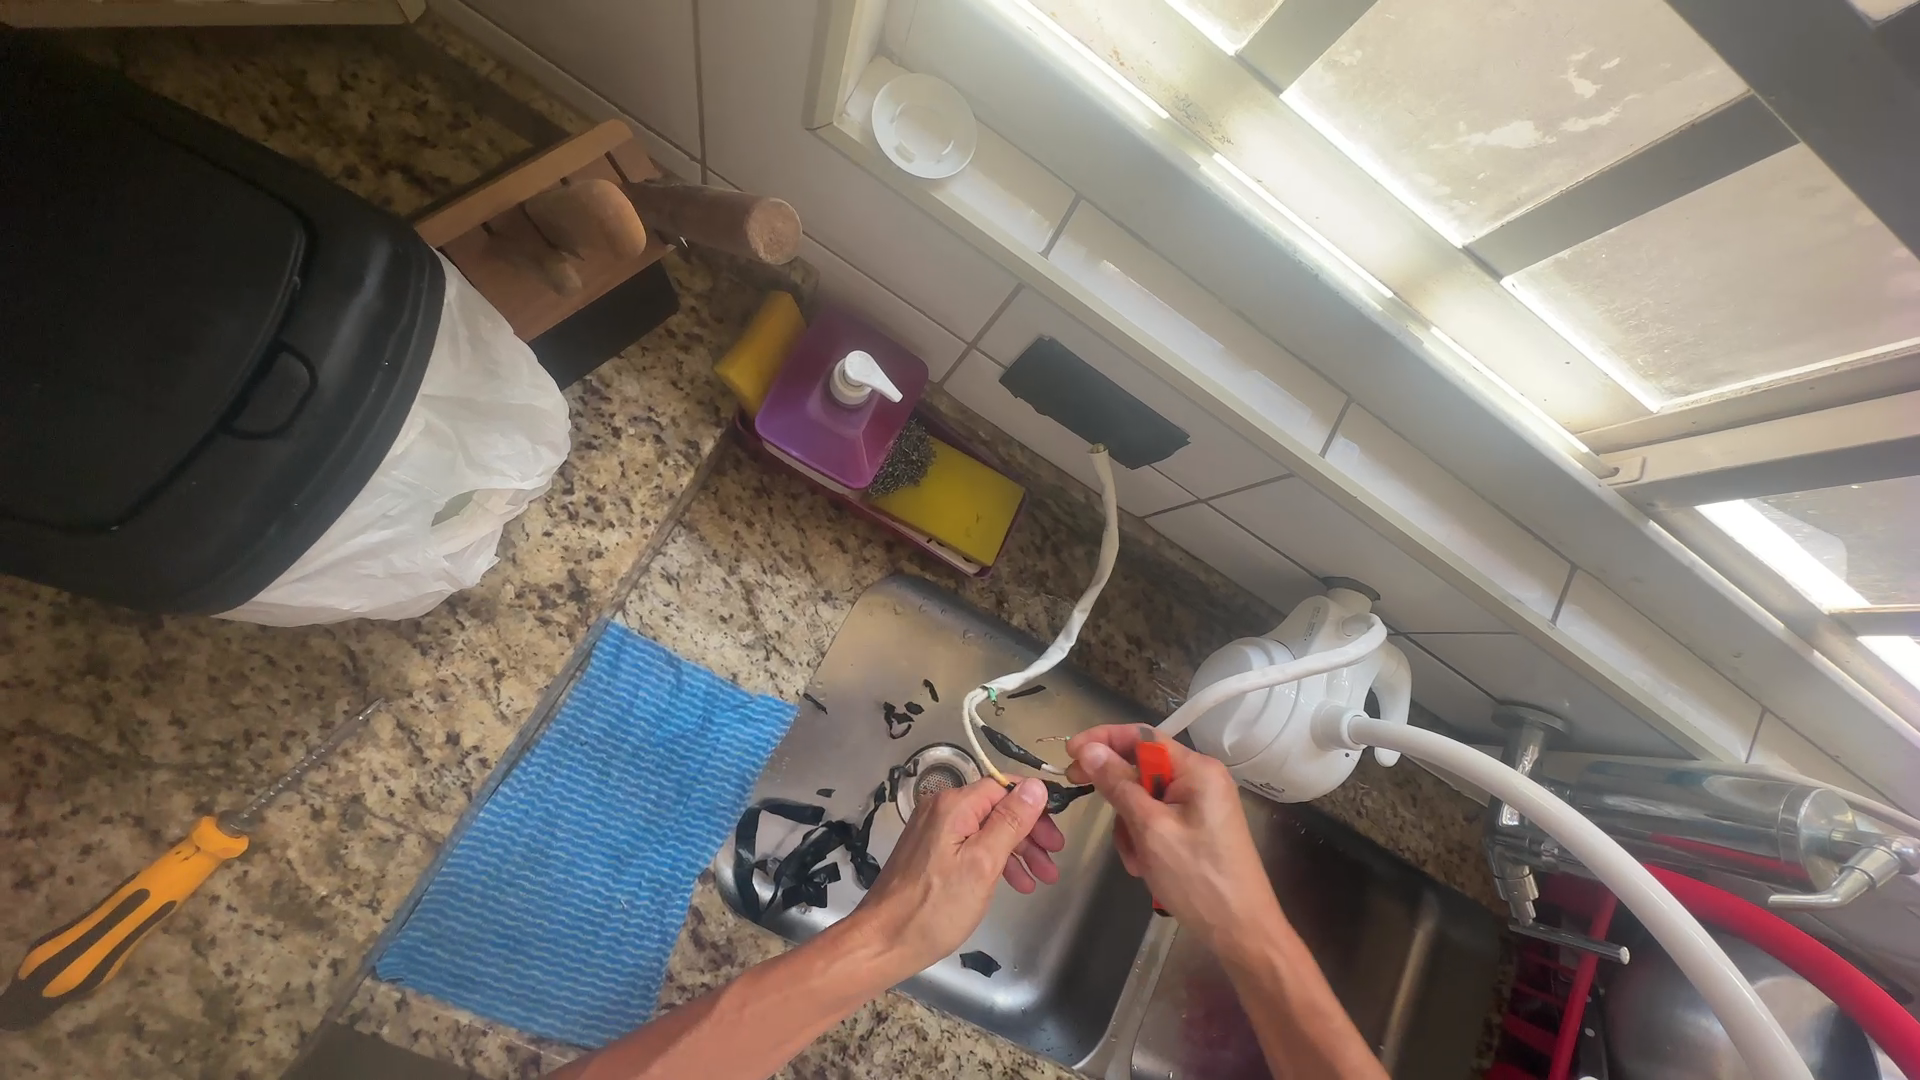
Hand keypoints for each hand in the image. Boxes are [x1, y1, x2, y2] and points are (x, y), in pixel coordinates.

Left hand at [848, 777, 1065, 975]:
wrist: (884, 941)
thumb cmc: (937, 905)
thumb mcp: (983, 863)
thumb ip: (1011, 822)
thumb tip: (1036, 785)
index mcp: (954, 804)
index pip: (1004, 786)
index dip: (1034, 805)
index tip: (1056, 830)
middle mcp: (942, 808)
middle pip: (996, 808)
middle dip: (1029, 831)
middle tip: (1055, 858)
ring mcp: (934, 830)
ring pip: (986, 829)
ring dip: (1017, 850)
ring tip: (1042, 878)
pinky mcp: (931, 852)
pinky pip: (971, 845)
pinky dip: (994, 861)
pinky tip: (1014, 882)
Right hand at [1066, 725, 1283, 951]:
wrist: (1243, 935)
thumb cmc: (1199, 879)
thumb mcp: (1150, 829)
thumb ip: (1118, 784)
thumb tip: (1089, 749)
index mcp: (1197, 770)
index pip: (1141, 736)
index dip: (1103, 739)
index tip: (1071, 752)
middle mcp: (1201, 779)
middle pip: (1141, 767)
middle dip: (1117, 792)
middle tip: (1080, 791)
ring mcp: (1200, 805)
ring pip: (1144, 797)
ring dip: (1129, 823)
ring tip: (1136, 857)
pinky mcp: (1197, 828)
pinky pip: (1157, 818)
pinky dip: (1143, 838)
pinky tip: (1146, 865)